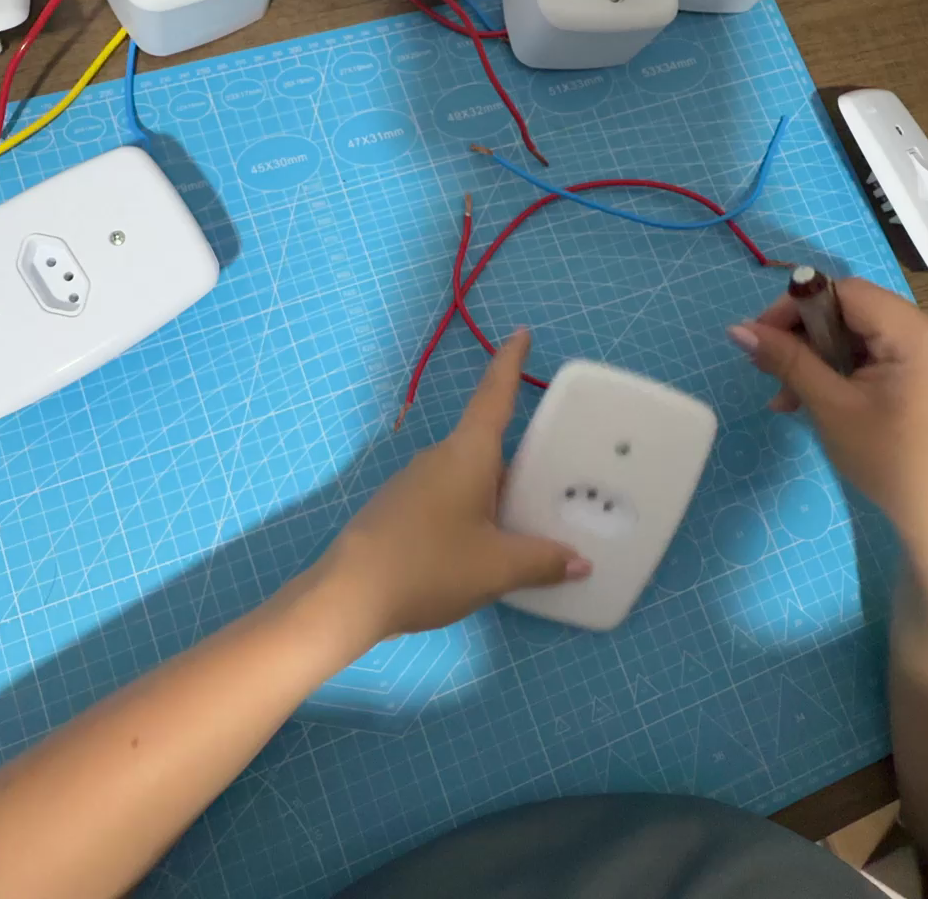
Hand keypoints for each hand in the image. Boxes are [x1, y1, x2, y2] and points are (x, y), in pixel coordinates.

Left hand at [311, 330, 590, 639]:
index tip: (520, 333)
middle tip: (554, 474)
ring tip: (528, 520)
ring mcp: (414, 483)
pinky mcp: (400, 508)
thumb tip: (578, 563)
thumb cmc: (429, 565)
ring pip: (468, 475)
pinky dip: (472, 510)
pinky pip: (448, 497)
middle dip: (519, 457)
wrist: (349, 595)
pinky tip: (482, 545)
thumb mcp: (496, 567)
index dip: (510, 363)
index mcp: (467, 454)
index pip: (494, 396)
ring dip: (495, 490)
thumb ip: (541, 561)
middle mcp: (439, 458)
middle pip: (487, 444)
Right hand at [728, 278, 927, 536]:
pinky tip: (818, 400)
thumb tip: (738, 329)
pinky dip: (843, 371)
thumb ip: (787, 359)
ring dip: (818, 359)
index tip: (759, 337)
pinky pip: (878, 357)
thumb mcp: (830, 406)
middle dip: (804, 339)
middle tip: (769, 372)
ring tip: (788, 399)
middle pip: (854, 313)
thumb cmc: (888, 461)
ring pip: (861, 337)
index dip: (796, 306)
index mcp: (922, 334)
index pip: (847, 292)